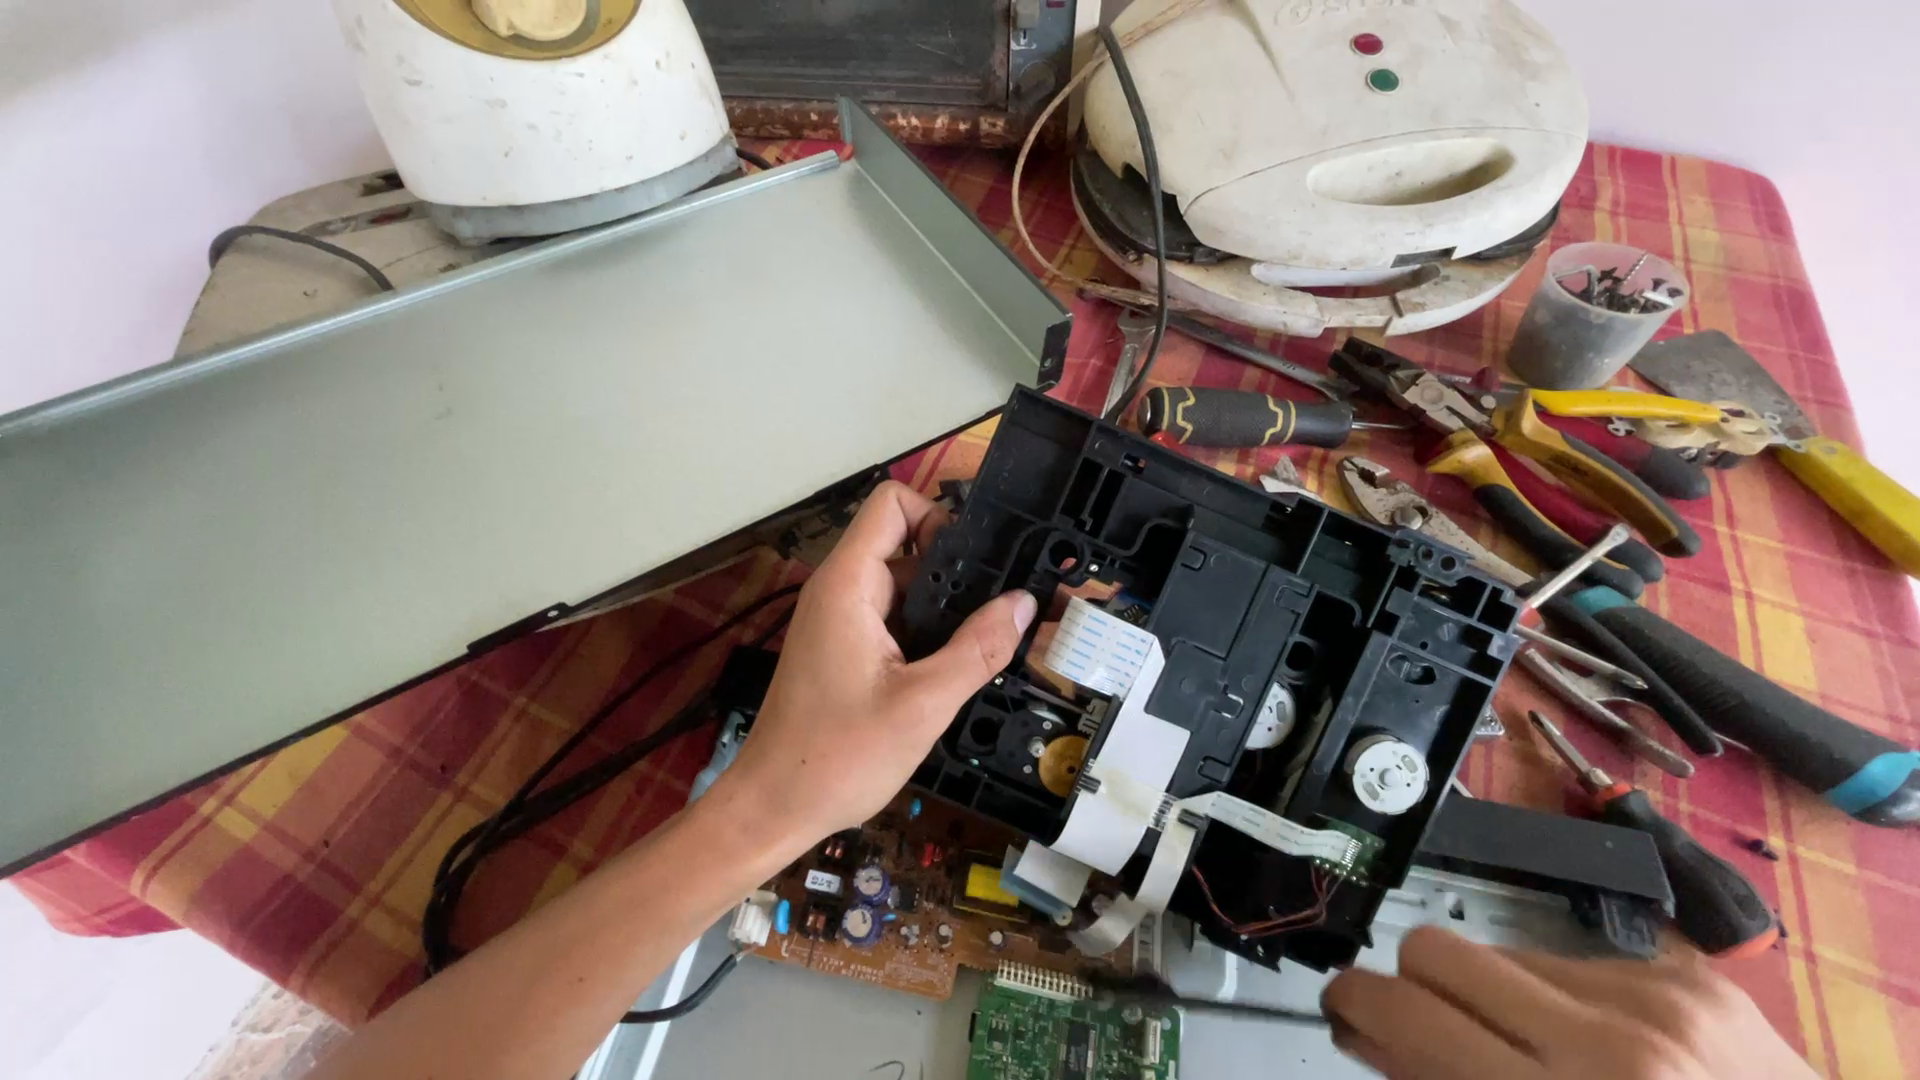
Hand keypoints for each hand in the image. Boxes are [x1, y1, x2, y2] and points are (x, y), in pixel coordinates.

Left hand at [717, 481, 1036, 848]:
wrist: (775, 808)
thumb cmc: (837, 757)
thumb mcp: (923, 704)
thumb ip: (978, 649)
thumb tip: (1023, 603)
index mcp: (848, 585)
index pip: (893, 504)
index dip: (939, 516)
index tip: (979, 562)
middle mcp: (841, 591)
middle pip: (905, 544)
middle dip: (957, 568)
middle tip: (1002, 607)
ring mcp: (841, 621)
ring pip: (905, 586)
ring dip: (946, 607)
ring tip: (990, 640)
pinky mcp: (845, 648)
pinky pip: (895, 619)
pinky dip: (928, 632)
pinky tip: (957, 665)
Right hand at [1322, 927, 1812, 1078]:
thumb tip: (1367, 1034)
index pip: (1406, 1011)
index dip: (1355, 1002)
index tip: (1348, 1010)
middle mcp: (1611, 1046)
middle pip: (1434, 949)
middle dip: (1416, 985)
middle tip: (1435, 1028)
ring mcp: (1660, 1001)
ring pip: (1498, 950)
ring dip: (1496, 996)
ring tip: (1544, 1055)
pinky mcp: (1695, 980)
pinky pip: (1570, 959)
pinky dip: (1565, 1001)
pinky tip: (1609, 1051)